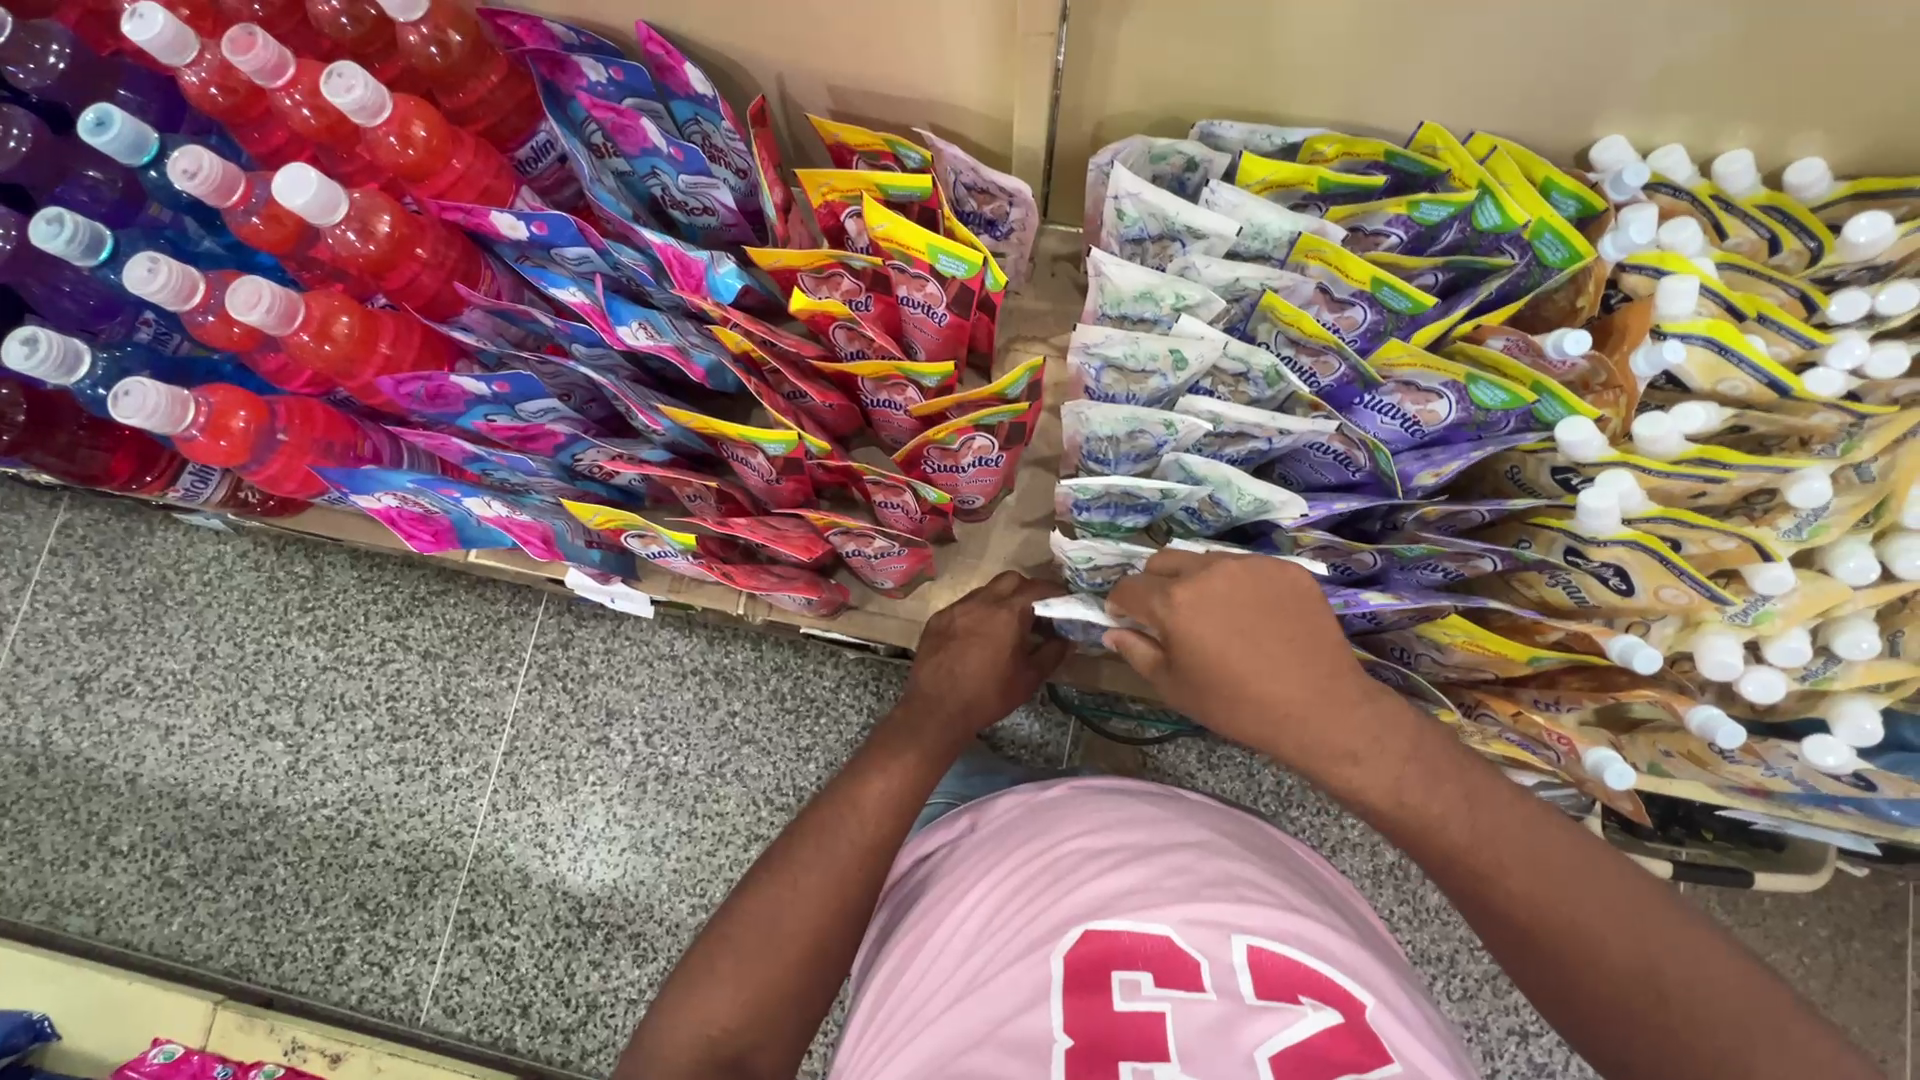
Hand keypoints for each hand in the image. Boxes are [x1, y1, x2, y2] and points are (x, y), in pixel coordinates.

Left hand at [885, 572, 1069, 754]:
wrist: (936, 710)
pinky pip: (964, 606)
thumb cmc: (988, 695)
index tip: (1065, 604)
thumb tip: (1067, 639)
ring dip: (1001, 600)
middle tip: (1036, 612)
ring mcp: (956, 608)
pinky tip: (978, 636)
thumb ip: (1052, 653)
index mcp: (1008, 613)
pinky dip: (978, 613)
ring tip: (1007, 625)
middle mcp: (981, 602)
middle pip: (1011, 580)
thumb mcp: (1029, 678)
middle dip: (1027, 590)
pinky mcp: (938, 619)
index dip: (1055, 593)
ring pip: (985, 590)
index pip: (1039, 588)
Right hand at [1104, 551, 1417, 785]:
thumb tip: (1113, 630)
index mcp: (1173, 601)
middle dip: (1153, 584)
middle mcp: (1207, 570)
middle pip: (1162, 561)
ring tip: (1215, 615)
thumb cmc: (1236, 706)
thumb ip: (1137, 651)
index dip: (1119, 604)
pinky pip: (1246, 566)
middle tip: (1168, 616)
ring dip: (1195, 580)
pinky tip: (1253, 616)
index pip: (1128, 587)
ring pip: (1205, 559)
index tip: (1126, 619)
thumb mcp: (1174, 687)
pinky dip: (1237, 584)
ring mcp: (1250, 565)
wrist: (1319, 708)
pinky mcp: (1284, 568)